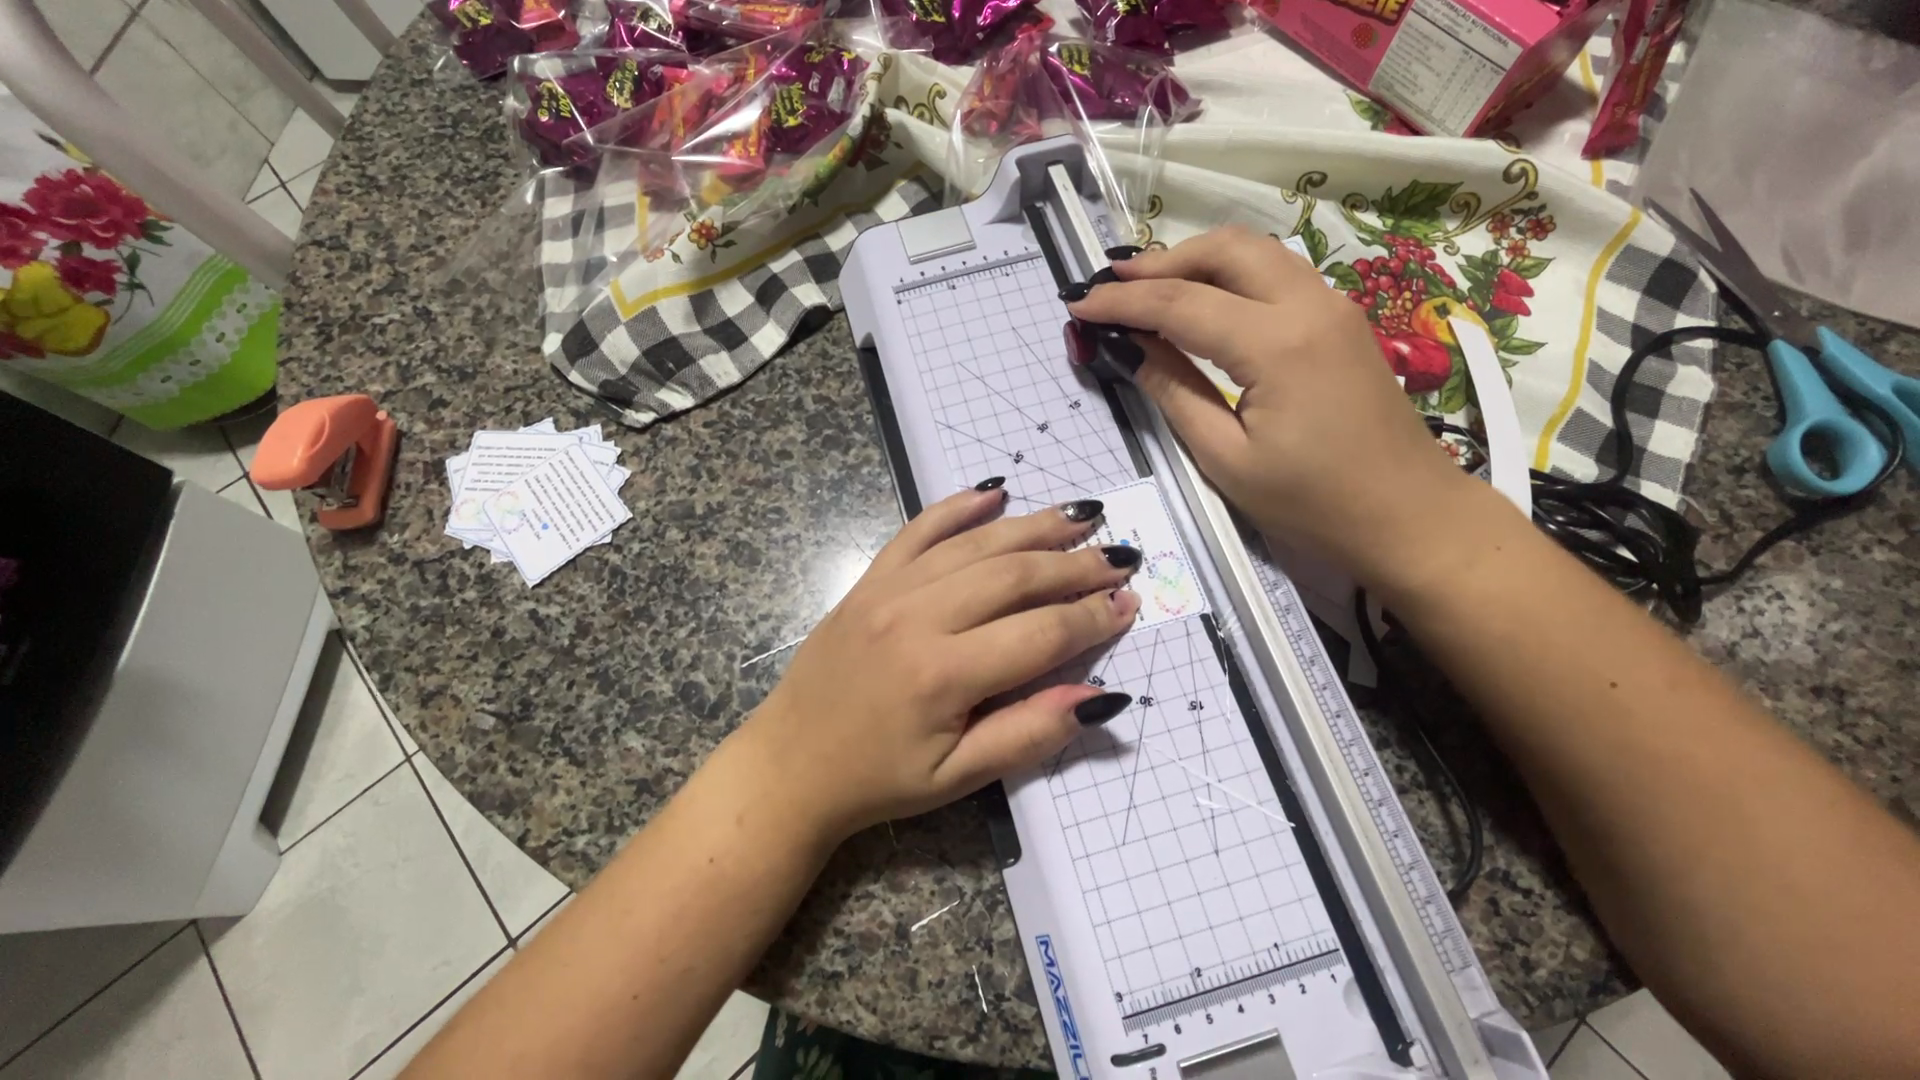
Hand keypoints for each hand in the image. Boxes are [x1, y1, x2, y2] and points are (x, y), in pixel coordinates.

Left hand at [734, 485, 1142, 842]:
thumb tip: (1101, 698)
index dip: (1092, 618)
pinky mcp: (869, 580)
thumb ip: (1029, 734)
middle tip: (1120, 557)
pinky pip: (919, 530)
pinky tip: (994, 491)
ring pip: (975, 545)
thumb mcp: (958, 778)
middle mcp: (918, 617)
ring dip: (1033, 527)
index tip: (1129, 603)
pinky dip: (958, 507)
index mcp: (944, 674)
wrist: (790, 765)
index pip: (1040, 633)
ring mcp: (889, 590)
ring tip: (1081, 515)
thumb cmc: (878, 780)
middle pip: (1014, 576)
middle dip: (1075, 566)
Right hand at [1068, 227, 1481, 592]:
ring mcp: (1333, 306)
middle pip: (1224, 250)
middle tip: (1112, 284)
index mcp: (1276, 343)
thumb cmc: (1313, 504)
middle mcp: (1309, 304)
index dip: (1122, 301)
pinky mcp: (1341, 321)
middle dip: (1161, 261)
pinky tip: (1202, 302)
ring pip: (1255, 253)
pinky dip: (1231, 275)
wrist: (1409, 518)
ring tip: (1148, 287)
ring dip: (1197, 261)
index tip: (1078, 303)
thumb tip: (1128, 348)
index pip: (1180, 303)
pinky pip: (1277, 274)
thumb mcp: (1226, 458)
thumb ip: (1173, 391)